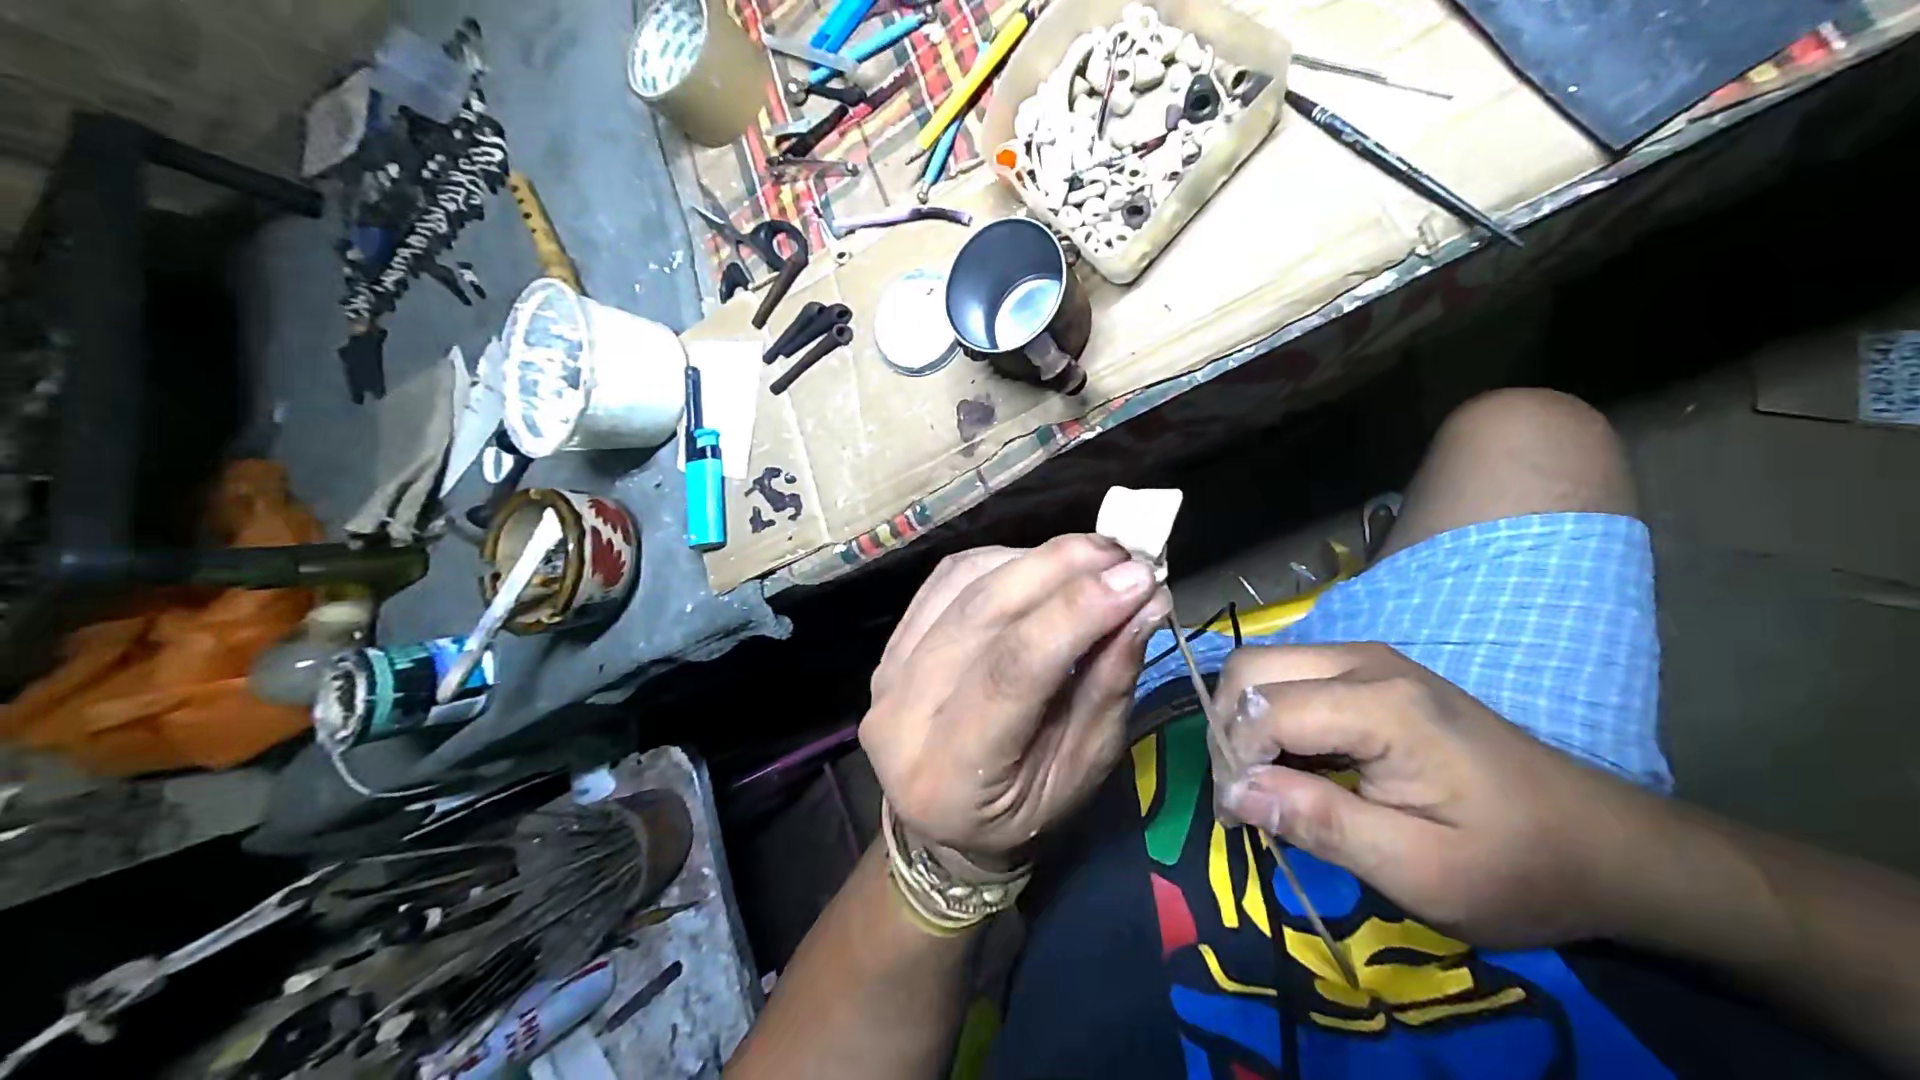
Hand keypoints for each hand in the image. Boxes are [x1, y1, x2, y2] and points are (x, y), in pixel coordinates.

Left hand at [862, 535, 1171, 867]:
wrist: (943, 817)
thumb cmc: (1022, 808)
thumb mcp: (1081, 767)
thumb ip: (1109, 684)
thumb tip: (1145, 602)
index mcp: (950, 774)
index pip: (1013, 670)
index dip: (1076, 613)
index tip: (1138, 577)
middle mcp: (901, 717)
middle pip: (982, 612)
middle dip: (1060, 568)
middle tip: (1122, 551)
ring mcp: (886, 672)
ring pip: (963, 583)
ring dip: (1035, 558)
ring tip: (1093, 557)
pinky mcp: (890, 643)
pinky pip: (948, 578)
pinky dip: (1002, 560)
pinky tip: (1041, 566)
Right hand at [1210, 643, 1663, 947]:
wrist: (1604, 844)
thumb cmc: (1517, 866)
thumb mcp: (1420, 870)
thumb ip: (1323, 824)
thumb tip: (1235, 793)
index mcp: (1383, 706)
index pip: (1262, 710)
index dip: (1234, 762)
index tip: (1241, 820)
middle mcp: (1365, 663)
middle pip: (1249, 669)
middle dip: (1227, 730)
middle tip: (1244, 795)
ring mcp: (1368, 661)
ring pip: (1262, 667)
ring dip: (1244, 721)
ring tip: (1265, 783)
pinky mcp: (1371, 673)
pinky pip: (1290, 677)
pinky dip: (1269, 716)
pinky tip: (1293, 765)